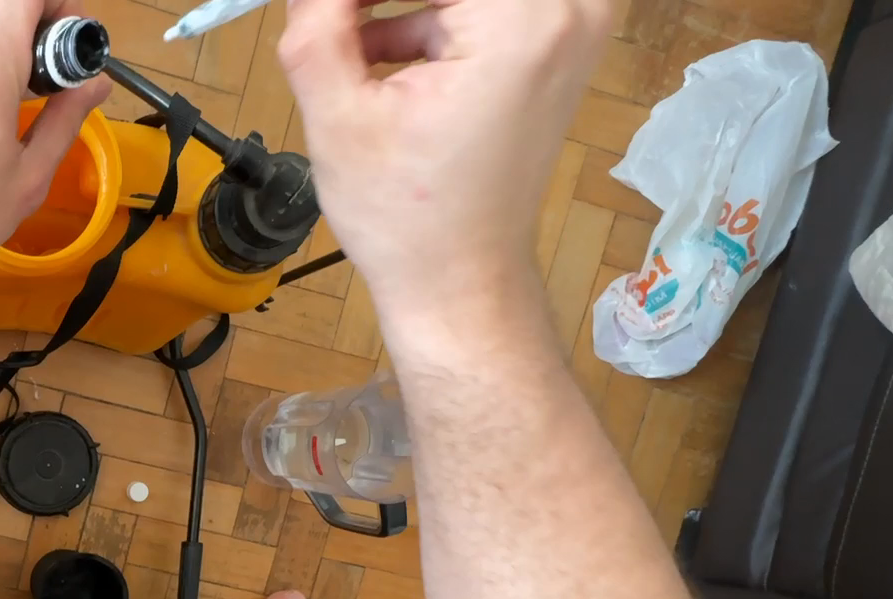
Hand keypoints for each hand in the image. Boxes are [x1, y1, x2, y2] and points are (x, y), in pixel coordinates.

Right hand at [278, 0, 613, 320]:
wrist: (456, 277)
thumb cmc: (400, 218)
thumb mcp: (339, 124)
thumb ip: (316, 33)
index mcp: (522, 17)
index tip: (321, 8)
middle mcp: (571, 0)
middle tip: (331, 19)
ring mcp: (576, 17)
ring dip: (401, 2)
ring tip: (345, 41)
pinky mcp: (560, 40)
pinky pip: (487, 1)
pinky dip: (430, 12)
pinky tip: (378, 55)